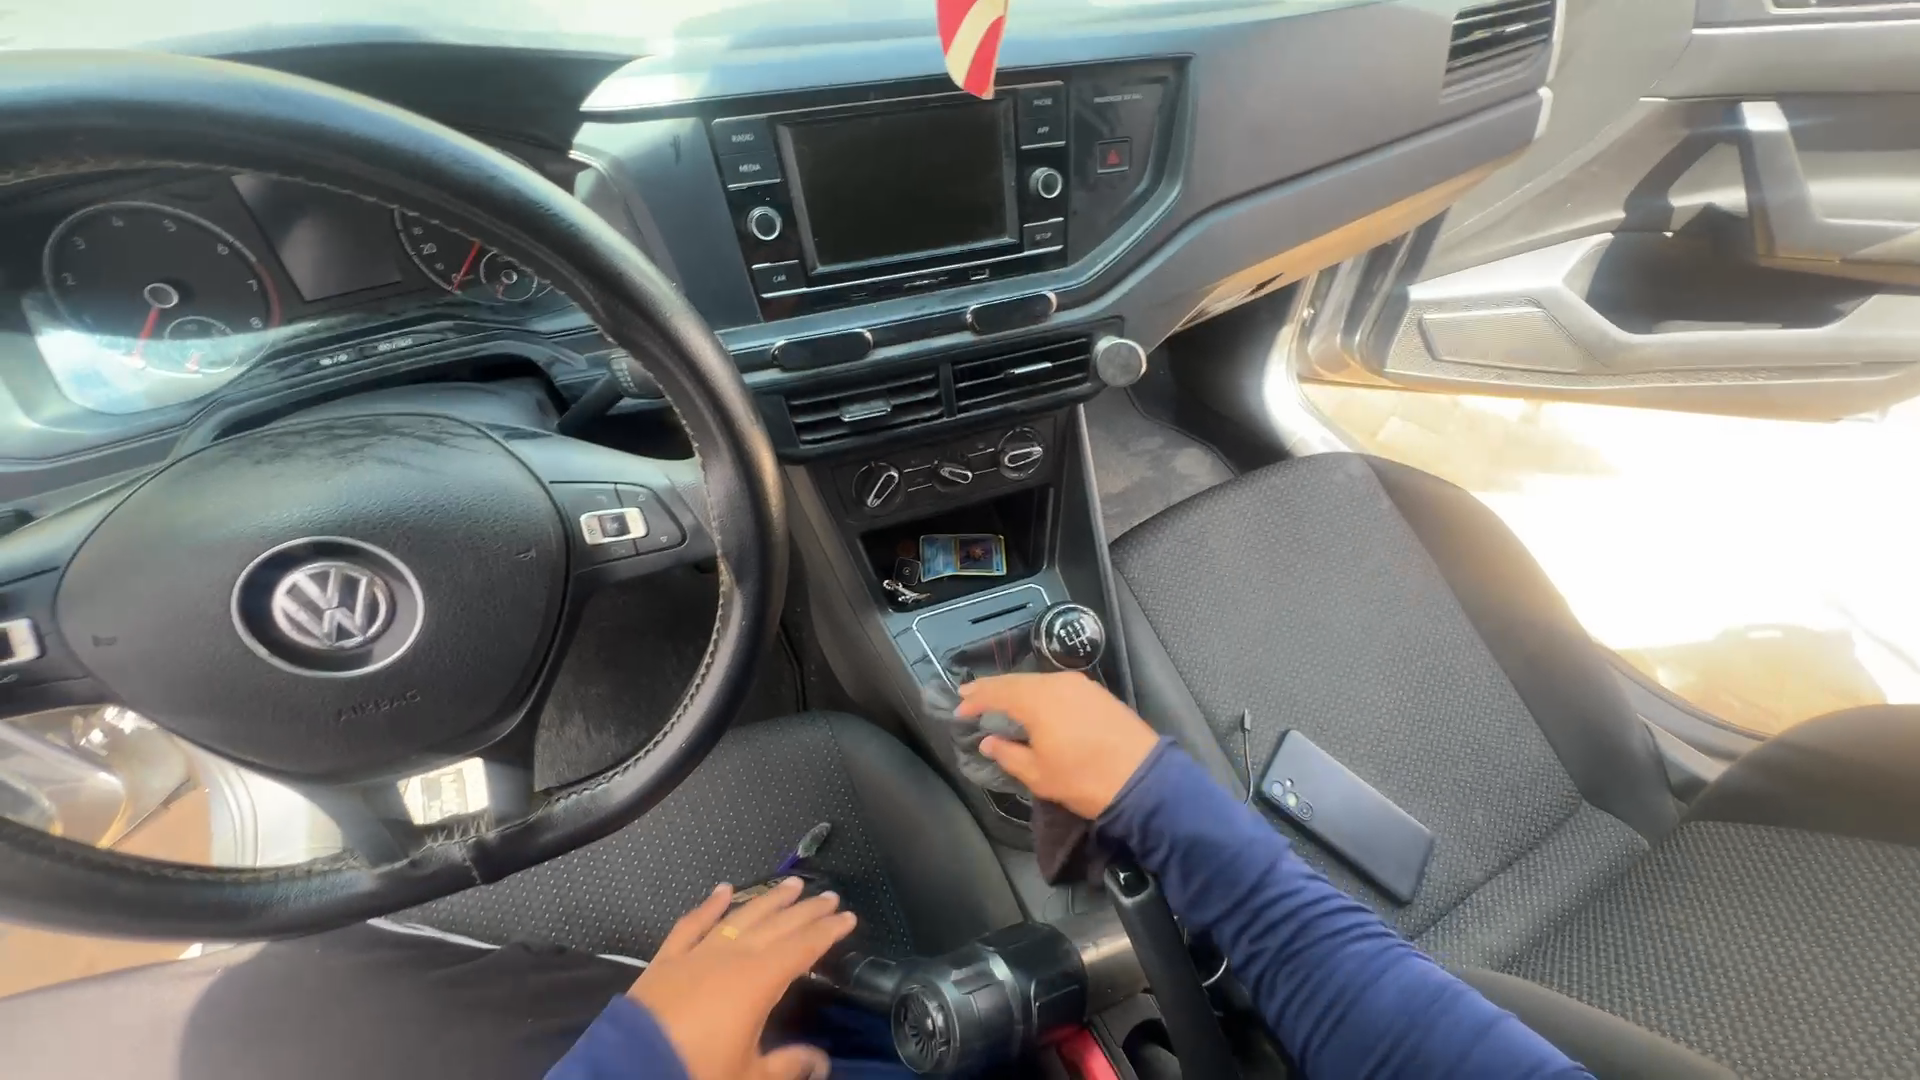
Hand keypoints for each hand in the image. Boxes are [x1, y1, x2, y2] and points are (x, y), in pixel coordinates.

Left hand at [627, 877, 856, 1079]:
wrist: (626, 1075)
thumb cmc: (696, 1078)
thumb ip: (787, 1066)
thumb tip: (821, 1062)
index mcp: (759, 981)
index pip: (803, 948)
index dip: (828, 932)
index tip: (848, 916)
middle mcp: (734, 956)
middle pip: (779, 924)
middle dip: (807, 910)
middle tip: (829, 896)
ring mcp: (699, 953)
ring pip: (742, 915)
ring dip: (769, 899)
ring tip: (791, 884)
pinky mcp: (667, 960)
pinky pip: (692, 924)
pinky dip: (709, 905)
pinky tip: (723, 889)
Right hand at [957, 672, 1161, 818]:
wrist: (1144, 780)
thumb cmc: (1085, 779)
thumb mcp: (1039, 775)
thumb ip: (1008, 754)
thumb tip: (989, 741)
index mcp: (1038, 700)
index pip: (996, 692)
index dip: (975, 699)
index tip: (958, 708)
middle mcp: (1057, 683)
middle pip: (1016, 681)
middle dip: (991, 688)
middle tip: (970, 694)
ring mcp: (1081, 685)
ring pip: (1038, 682)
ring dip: (1016, 689)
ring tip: (999, 698)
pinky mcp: (1097, 693)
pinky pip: (1058, 686)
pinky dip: (1038, 692)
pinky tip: (1034, 702)